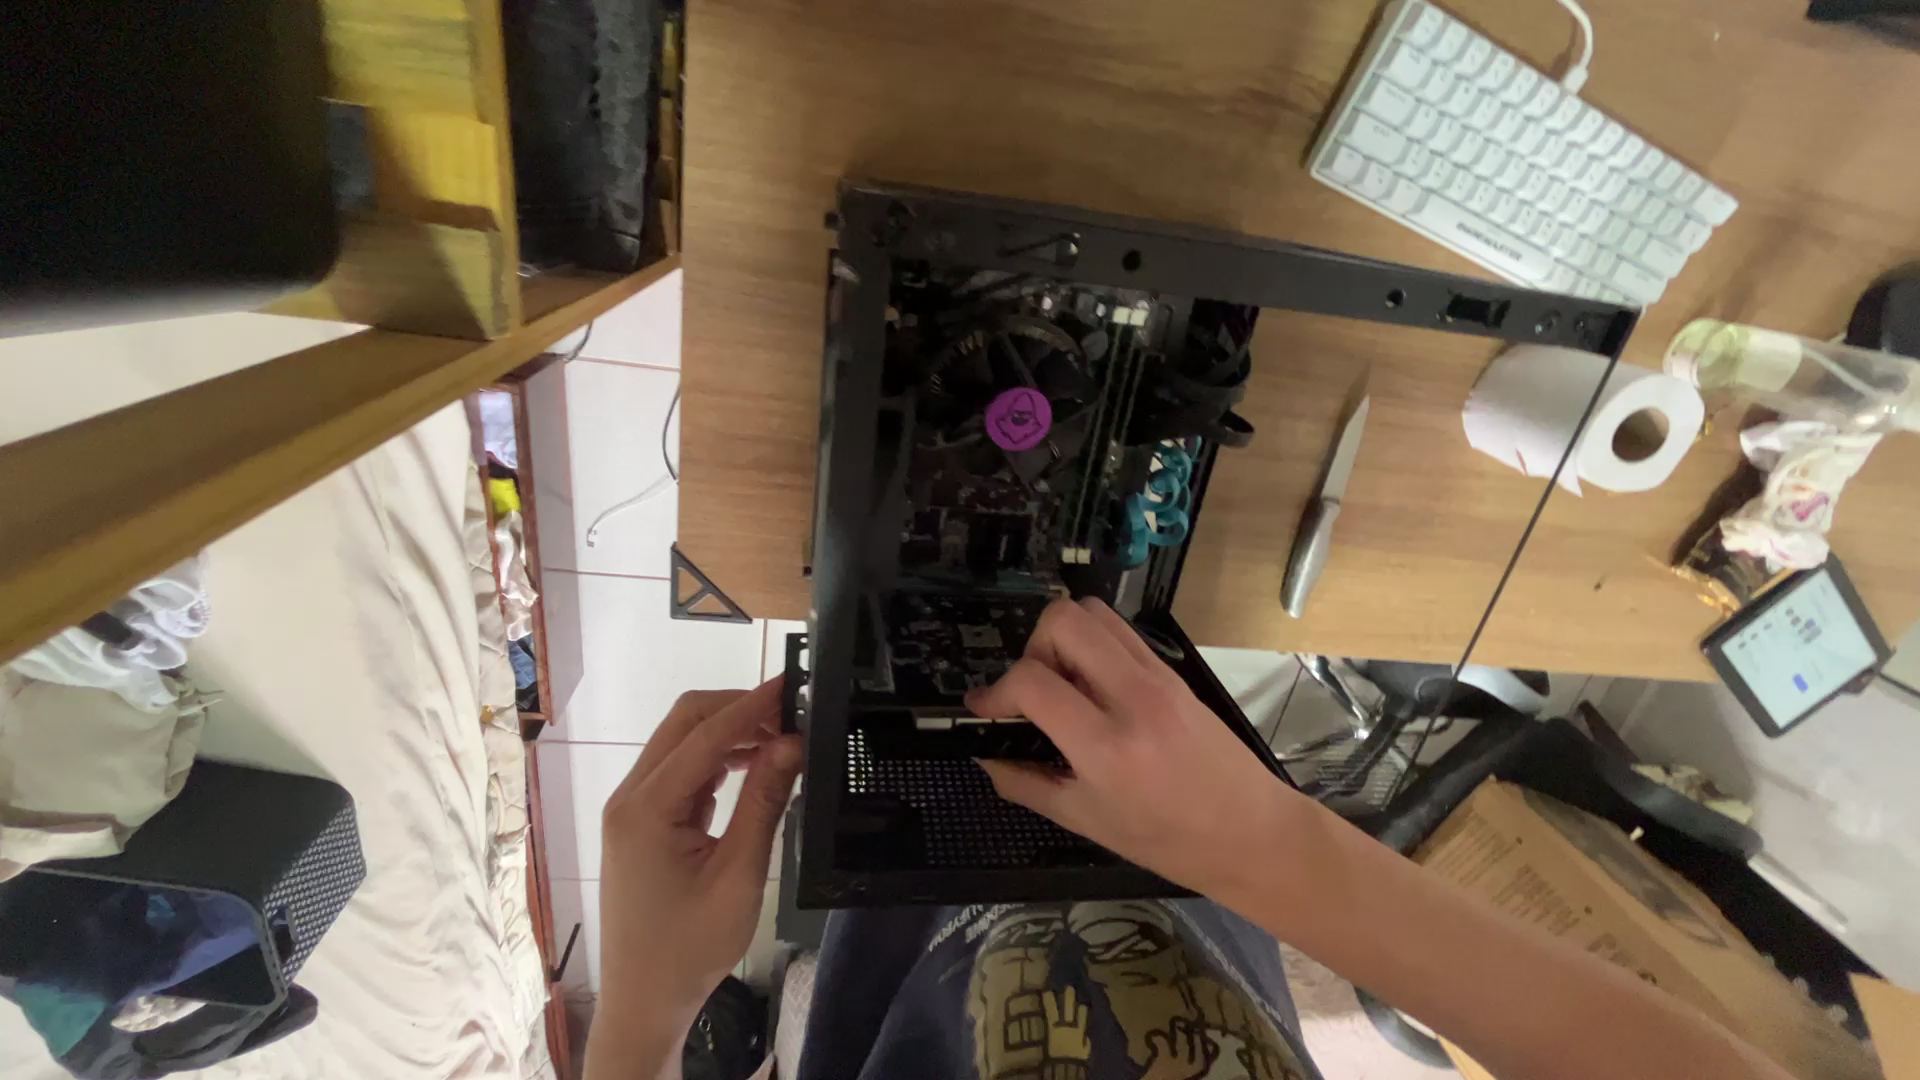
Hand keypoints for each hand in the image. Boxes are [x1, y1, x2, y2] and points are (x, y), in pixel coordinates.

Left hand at [589, 679, 801, 1076]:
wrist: (643, 1003)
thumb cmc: (690, 948)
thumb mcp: (739, 875)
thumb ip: (764, 802)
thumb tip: (792, 742)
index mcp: (646, 809)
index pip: (704, 734)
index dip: (751, 704)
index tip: (792, 684)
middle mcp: (631, 796)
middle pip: (685, 723)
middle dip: (739, 708)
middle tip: (791, 715)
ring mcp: (633, 807)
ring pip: (683, 740)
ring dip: (730, 731)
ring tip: (781, 739)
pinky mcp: (643, 819)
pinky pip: (682, 768)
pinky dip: (719, 756)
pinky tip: (754, 764)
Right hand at [966, 598, 1312, 900]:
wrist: (1253, 834)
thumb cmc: (1168, 841)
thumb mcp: (1085, 821)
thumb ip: (1025, 782)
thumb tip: (986, 755)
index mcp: (1107, 746)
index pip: (1032, 681)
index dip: (995, 691)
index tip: (985, 709)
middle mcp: (1132, 696)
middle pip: (1062, 621)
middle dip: (1030, 648)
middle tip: (1034, 691)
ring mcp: (1157, 675)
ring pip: (1091, 611)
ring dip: (1061, 637)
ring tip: (1063, 682)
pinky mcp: (1171, 669)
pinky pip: (1119, 629)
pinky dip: (1091, 641)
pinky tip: (1091, 682)